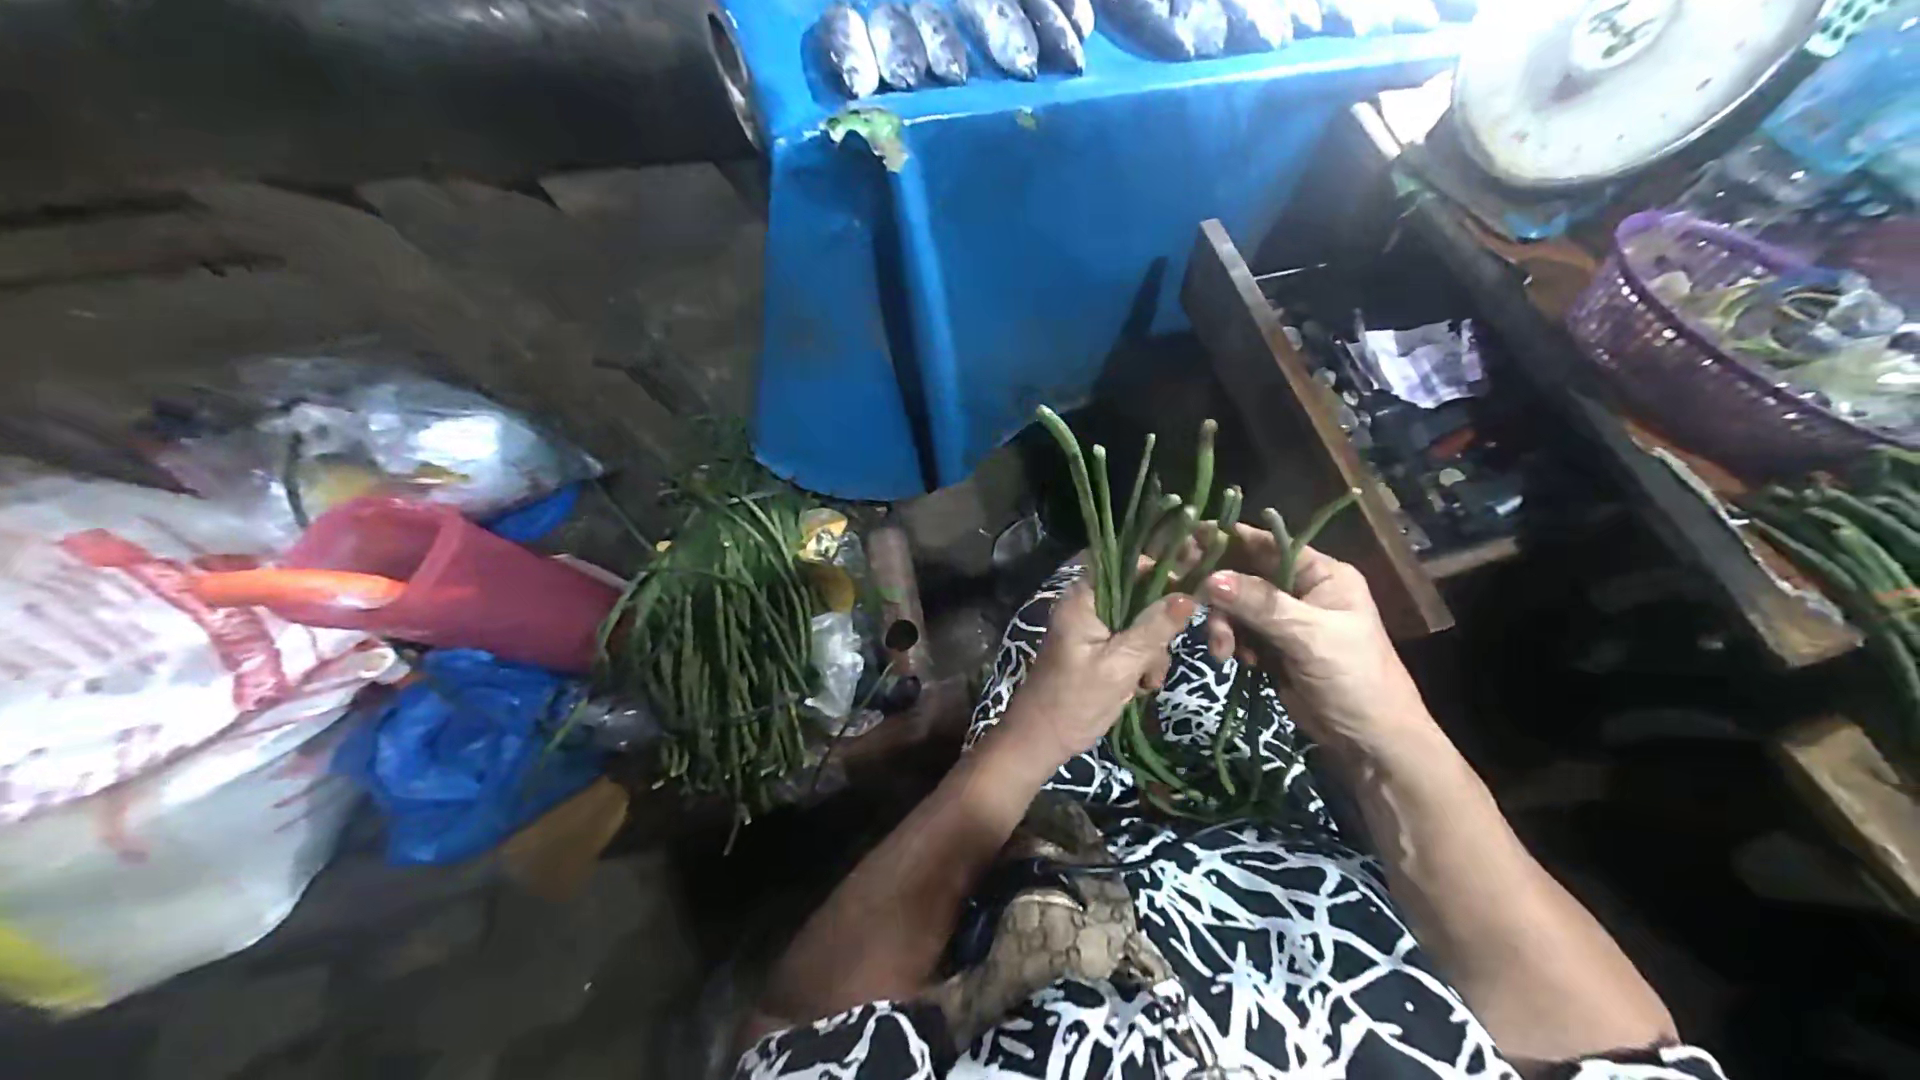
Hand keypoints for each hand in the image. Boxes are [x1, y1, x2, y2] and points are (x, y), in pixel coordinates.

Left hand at [993, 577, 1196, 772]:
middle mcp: (1086, 605)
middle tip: (1159, 656)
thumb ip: (1154, 628)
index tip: (1184, 590)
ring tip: (1147, 681)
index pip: (1123, 562)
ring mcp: (1092, 628)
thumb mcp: (1121, 664)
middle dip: (1157, 625)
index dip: (1155, 570)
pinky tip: (1141, 685)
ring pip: (1139, 622)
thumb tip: (1188, 595)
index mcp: (1083, 598)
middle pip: (1137, 594)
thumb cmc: (1074, 700)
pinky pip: (1130, 643)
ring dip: (1151, 651)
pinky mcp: (1098, 649)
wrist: (1041, 740)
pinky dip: (1141, 662)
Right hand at [1201, 529, 1433, 759]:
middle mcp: (1300, 588)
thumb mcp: (1307, 636)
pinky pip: (1237, 631)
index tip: (1186, 543)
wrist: (1370, 741)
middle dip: (1219, 594)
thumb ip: (1259, 604)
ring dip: (1223, 626)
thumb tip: (1211, 578)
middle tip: (1193, 606)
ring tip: (1224, 652)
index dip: (1226, 539)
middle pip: (1243, 574)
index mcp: (1320, 574)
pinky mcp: (1271, 644)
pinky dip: (1230, 642)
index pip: (1266, 543)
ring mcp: (1283, 618)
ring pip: (1234, 605)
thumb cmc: (1353, 679)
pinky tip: (1235, 660)